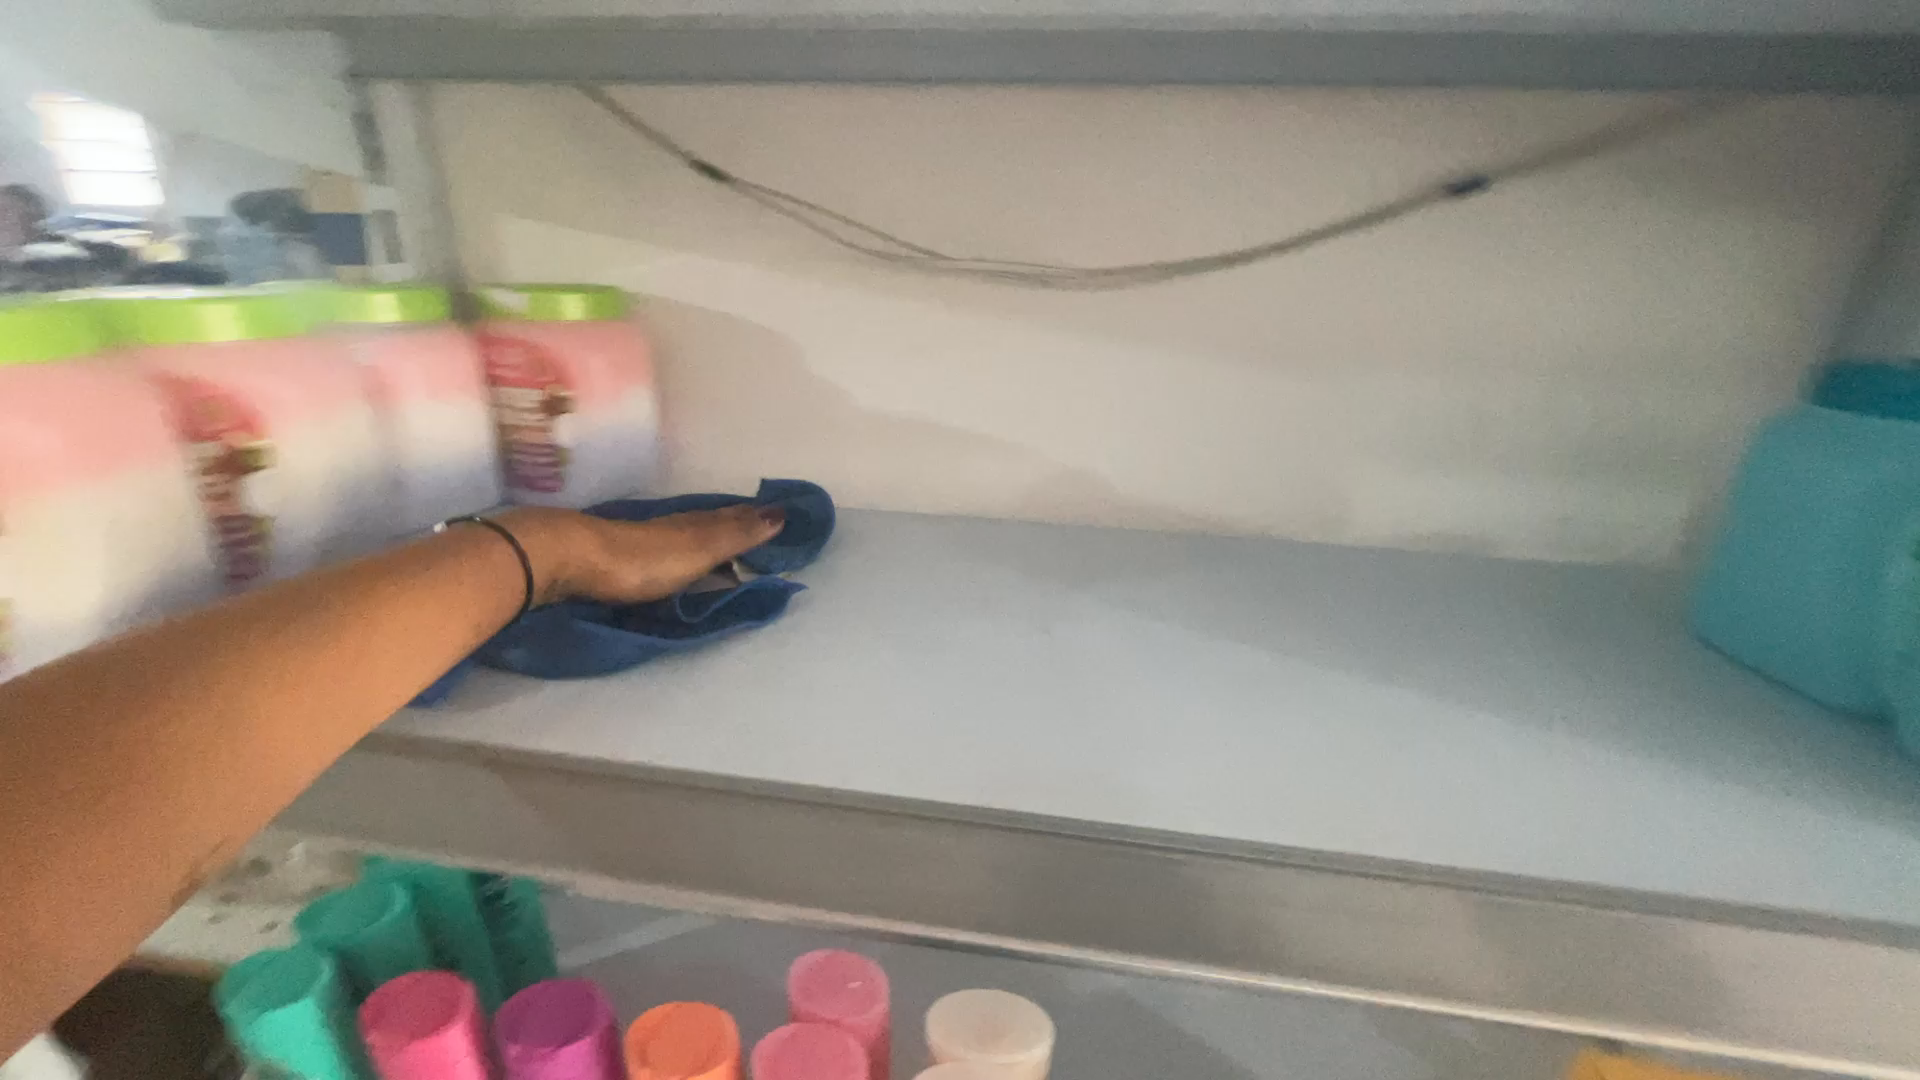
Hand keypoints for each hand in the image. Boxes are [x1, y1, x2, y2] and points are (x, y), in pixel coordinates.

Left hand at [497, 504, 785, 605]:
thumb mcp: (700, 549)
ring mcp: (648, 538)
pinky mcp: (625, 554)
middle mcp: (676, 526)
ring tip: (727, 536)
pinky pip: (668, 545)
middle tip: (760, 523)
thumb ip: (737, 535)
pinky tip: (680, 551)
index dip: (756, 519)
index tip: (780, 517)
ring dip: (711, 533)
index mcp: (697, 525)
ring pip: (689, 532)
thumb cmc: (645, 560)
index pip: (734, 519)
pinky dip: (684, 546)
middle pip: (713, 522)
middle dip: (737, 523)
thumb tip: (780, 513)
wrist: (573, 559)